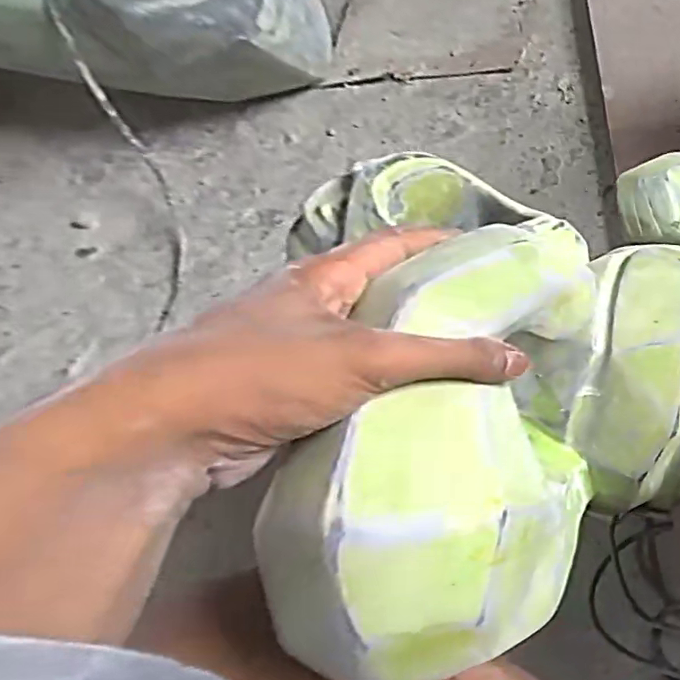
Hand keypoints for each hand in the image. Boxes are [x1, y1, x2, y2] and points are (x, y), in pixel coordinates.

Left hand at [0, 228, 527, 642]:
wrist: (162, 437)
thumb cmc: (260, 374)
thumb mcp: (365, 357)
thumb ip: (446, 356)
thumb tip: (518, 359)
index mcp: (321, 280)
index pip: (392, 244)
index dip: (440, 241)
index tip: (487, 250)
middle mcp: (311, 308)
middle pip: (387, 292)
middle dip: (437, 298)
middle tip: (492, 312)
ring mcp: (299, 351)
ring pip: (375, 340)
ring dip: (418, 347)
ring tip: (471, 357)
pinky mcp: (295, 393)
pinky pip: (362, 380)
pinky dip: (395, 385)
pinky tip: (426, 399)